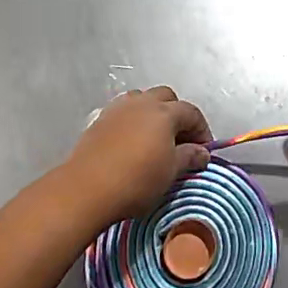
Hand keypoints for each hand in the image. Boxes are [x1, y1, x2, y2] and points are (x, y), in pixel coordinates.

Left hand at [60, 87, 210, 221]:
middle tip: (180, 140)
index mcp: (165, 113)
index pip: (192, 113)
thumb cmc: (135, 180)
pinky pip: (123, 112)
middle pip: (167, 97)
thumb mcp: (170, 172)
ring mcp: (118, 109)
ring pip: (142, 99)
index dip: (202, 130)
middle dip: (178, 115)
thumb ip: (189, 157)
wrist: (84, 190)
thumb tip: (202, 153)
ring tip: (155, 137)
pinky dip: (133, 120)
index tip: (203, 150)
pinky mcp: (99, 121)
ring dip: (153, 113)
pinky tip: (132, 141)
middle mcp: (142, 103)